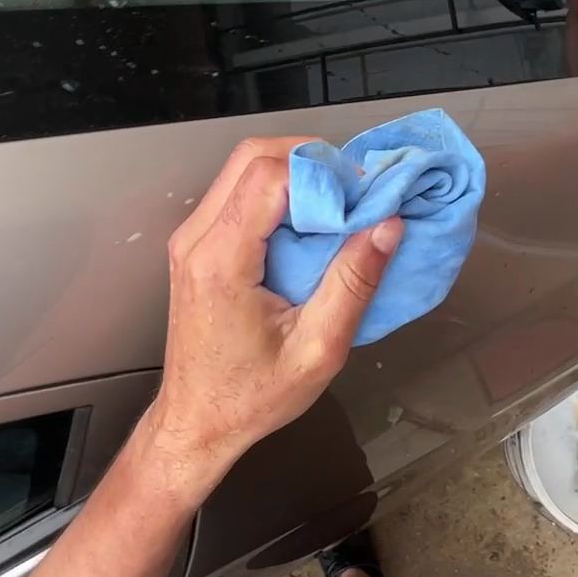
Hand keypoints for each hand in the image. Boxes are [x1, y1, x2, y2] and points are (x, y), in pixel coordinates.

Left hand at [150, 137, 401, 476]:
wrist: (198, 421)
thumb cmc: (251, 396)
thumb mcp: (318, 350)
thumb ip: (353, 284)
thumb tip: (387, 228)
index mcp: (221, 263)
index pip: (267, 176)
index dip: (320, 171)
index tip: (359, 194)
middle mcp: (196, 240)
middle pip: (251, 155)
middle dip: (309, 158)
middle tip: (352, 190)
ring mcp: (190, 238)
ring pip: (242, 167)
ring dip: (294, 172)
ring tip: (336, 204)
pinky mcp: (196, 244)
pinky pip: (236, 191)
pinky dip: (277, 190)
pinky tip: (307, 220)